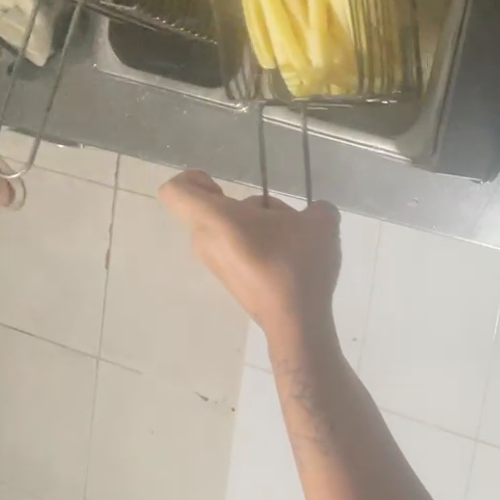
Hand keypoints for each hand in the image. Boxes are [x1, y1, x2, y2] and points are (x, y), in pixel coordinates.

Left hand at [159, 171, 340, 354]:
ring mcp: (217, 266)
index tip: (221, 185)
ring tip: (295, 245)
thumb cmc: (298, 263)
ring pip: (230, 233)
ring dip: (260, 231)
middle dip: (251, 209)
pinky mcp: (232, 284)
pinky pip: (239, 255)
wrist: (296, 320)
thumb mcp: (322, 221)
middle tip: (284, 220)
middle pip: (217, 211)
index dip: (193, 179)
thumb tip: (310, 216)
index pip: (177, 190)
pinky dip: (261, 252)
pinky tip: (291, 264)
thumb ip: (317, 208)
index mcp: (216, 218)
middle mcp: (206, 241)